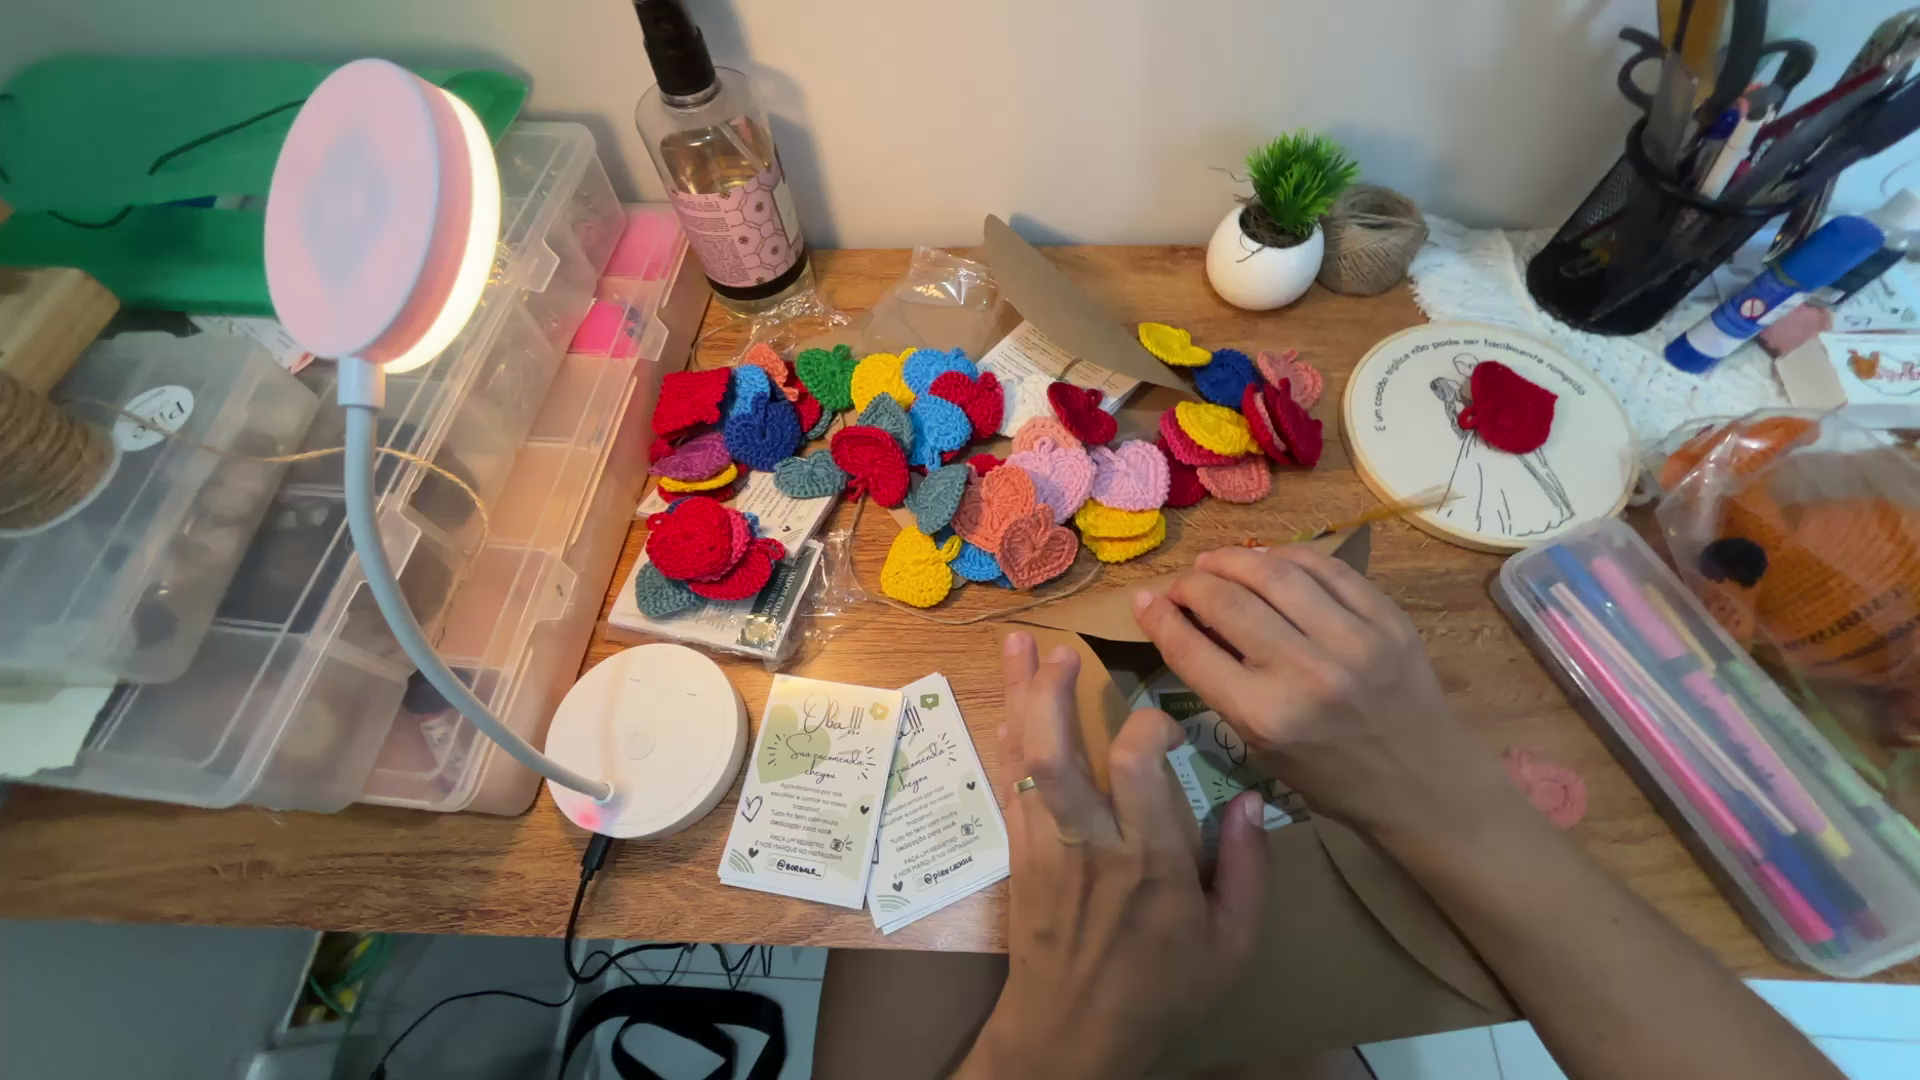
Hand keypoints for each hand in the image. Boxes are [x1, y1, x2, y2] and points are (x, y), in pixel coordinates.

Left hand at [957, 632, 1268, 1079]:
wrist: (1072, 1035)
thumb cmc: (1162, 991)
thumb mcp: (1232, 945)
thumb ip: (1246, 869)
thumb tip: (1252, 799)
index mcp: (1150, 862)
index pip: (1139, 768)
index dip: (1150, 725)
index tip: (1165, 720)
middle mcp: (1090, 843)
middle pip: (1059, 754)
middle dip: (1052, 692)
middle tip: (1060, 647)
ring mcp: (1045, 844)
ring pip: (1025, 760)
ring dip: (1018, 697)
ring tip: (1017, 644)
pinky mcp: (1019, 852)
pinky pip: (1009, 785)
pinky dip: (1007, 740)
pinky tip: (1006, 704)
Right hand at [1131, 545, 1520, 841]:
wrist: (1422, 783)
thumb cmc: (1325, 773)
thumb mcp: (1255, 742)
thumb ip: (1216, 679)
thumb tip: (1175, 618)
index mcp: (1265, 715)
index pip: (1191, 648)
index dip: (1158, 617)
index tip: (1143, 600)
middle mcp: (1306, 673)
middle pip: (1227, 601)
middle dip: (1192, 583)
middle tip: (1182, 584)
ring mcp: (1353, 641)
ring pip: (1274, 572)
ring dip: (1233, 559)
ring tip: (1215, 562)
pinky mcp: (1387, 620)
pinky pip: (1325, 566)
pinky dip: (1285, 555)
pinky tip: (1266, 559)